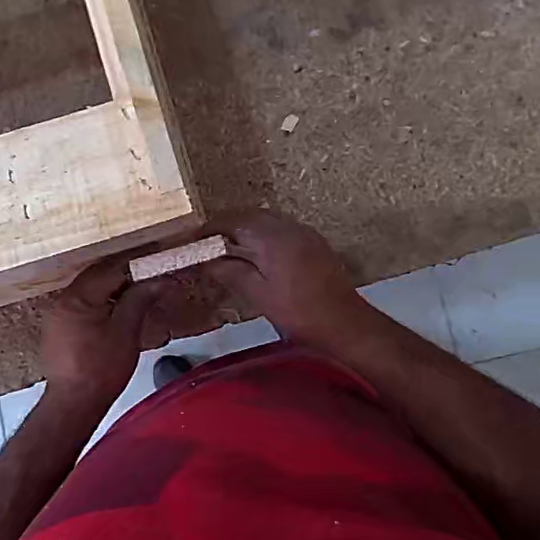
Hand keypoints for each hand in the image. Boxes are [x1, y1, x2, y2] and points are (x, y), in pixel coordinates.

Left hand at [39, 258, 172, 406]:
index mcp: (77, 298)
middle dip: (126, 279)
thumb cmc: (100, 371)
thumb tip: (158, 281)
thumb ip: (140, 299)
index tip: (158, 274)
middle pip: (98, 278)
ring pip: (90, 292)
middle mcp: (63, 302)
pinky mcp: (59, 331)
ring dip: (114, 292)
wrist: (74, 404)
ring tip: (138, 301)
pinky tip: (118, 317)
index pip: (111, 270)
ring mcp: (58, 317)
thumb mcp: (127, 331)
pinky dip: (102, 305)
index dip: (137, 270)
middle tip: (151, 285)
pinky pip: (83, 307)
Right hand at [204, 210, 370, 346]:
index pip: (233, 220)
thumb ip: (231, 272)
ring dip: (246, 229)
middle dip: (227, 225)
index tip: (194, 240)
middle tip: (207, 243)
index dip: (211, 228)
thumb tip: (207, 261)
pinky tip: (256, 254)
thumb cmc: (298, 313)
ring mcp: (305, 233)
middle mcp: (289, 227)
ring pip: (268, 220)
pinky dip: (263, 235)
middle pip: (251, 216)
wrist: (344, 324)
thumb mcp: (258, 294)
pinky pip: (282, 229)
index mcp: (273, 236)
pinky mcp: (314, 243)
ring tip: (227, 248)